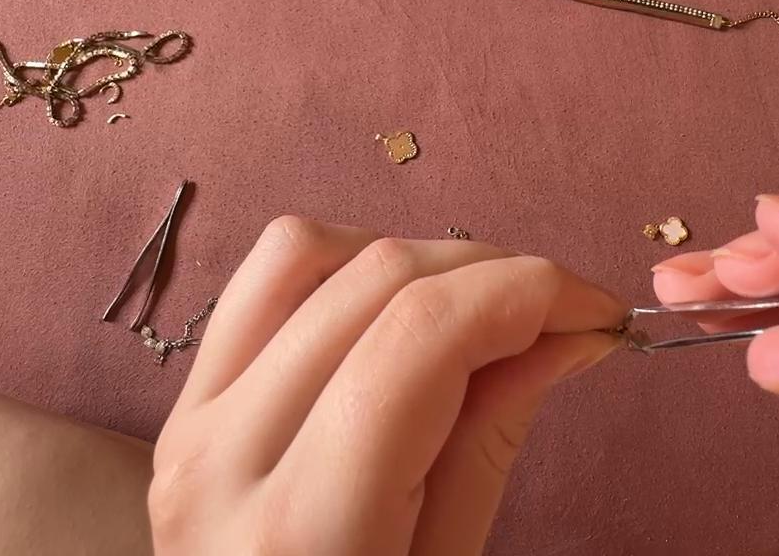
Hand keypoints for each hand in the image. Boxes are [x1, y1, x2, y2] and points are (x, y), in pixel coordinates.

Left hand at [150, 217, 625, 555]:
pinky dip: (340, 257)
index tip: (594, 306)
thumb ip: (495, 433)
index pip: (424, 338)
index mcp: (302, 530)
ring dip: (417, 258)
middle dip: (492, 271)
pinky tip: (388, 302)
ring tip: (474, 307)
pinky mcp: (184, 395)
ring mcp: (186, 414)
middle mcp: (223, 452)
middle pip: (379, 279)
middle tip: (558, 309)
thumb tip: (569, 328)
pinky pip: (263, 275)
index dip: (528, 293)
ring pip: (311, 250)